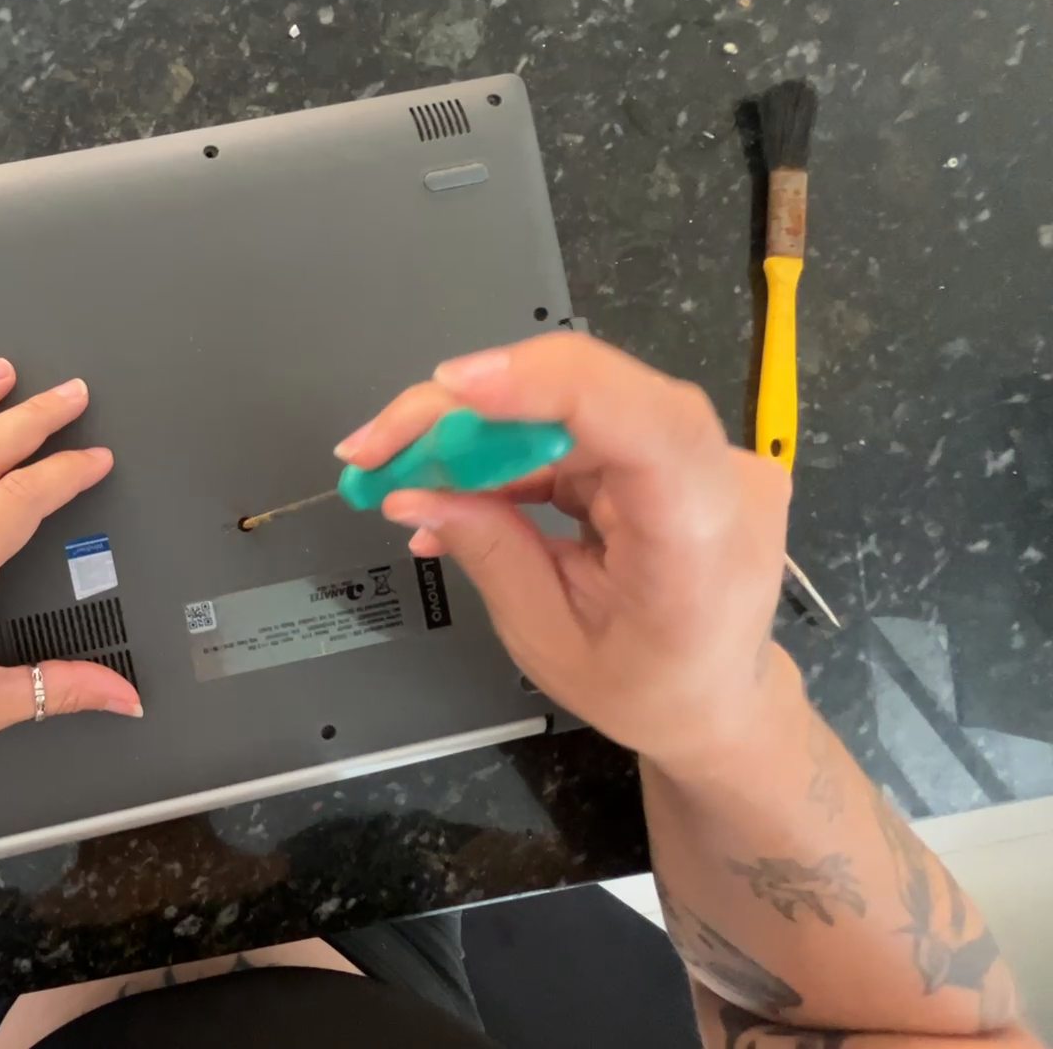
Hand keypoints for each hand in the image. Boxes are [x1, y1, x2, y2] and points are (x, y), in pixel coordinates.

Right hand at [333, 332, 797, 764]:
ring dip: (460, 433)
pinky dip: (487, 454)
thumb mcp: (547, 635)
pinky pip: (554, 431)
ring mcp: (684, 454)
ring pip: (554, 407)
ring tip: (390, 470)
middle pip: (578, 400)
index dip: (545, 386)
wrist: (711, 696)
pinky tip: (440, 489)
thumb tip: (412, 495)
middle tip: (372, 449)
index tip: (448, 386)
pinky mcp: (647, 452)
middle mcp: (711, 473)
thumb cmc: (646, 684)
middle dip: (459, 414)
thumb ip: (486, 553)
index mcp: (703, 536)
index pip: (644, 423)